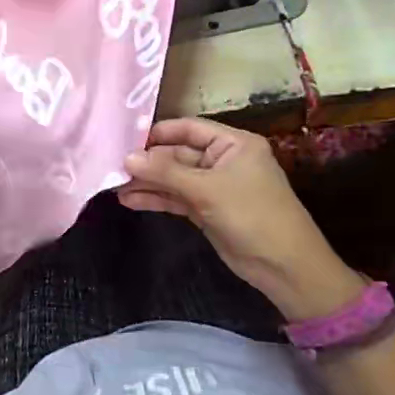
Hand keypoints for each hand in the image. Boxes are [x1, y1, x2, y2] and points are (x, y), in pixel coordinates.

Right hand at [119, 117, 364, 321]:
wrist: (283, 265)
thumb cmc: (252, 215)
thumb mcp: (208, 189)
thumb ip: (166, 172)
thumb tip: (127, 158)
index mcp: (233, 143)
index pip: (189, 129)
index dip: (157, 133)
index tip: (123, 139)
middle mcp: (223, 160)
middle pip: (178, 155)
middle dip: (148, 162)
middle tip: (111, 167)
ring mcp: (214, 187)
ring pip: (175, 179)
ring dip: (148, 183)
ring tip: (113, 186)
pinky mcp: (207, 210)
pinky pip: (177, 198)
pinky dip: (156, 199)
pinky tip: (130, 200)